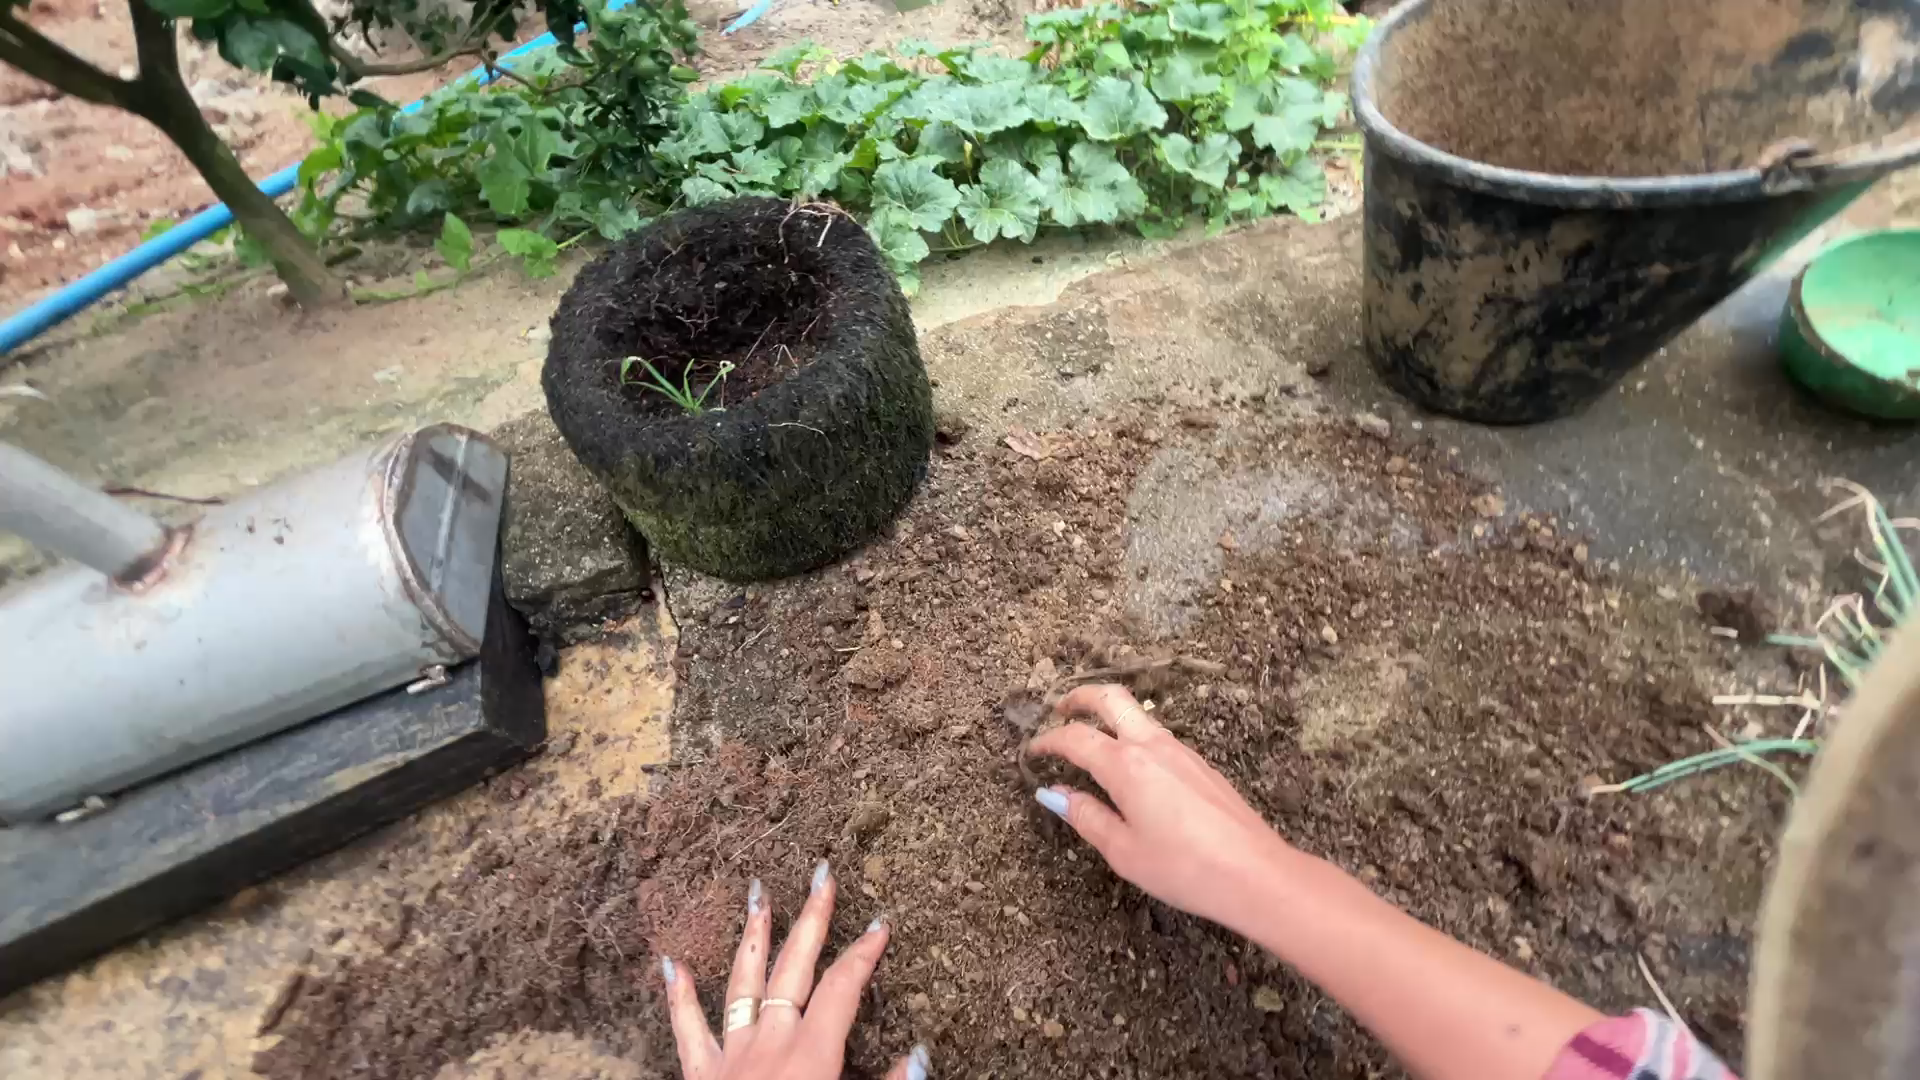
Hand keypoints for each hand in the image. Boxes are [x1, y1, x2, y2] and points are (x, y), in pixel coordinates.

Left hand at [660, 863, 927, 1079]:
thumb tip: (919, 1054)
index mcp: (811, 1055)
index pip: (845, 986)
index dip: (865, 952)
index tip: (881, 923)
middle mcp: (771, 1043)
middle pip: (796, 965)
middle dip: (812, 916)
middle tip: (821, 873)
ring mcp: (732, 1058)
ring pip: (744, 982)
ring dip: (754, 935)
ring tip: (758, 895)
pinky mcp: (702, 1078)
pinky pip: (688, 1033)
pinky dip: (679, 998)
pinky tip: (671, 964)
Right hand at [1029, 684, 1296, 935]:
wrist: (1256, 874)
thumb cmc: (1184, 867)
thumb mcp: (1123, 851)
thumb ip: (1085, 816)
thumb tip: (1054, 794)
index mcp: (1125, 765)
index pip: (1075, 738)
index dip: (1048, 740)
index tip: (1032, 750)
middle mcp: (1151, 745)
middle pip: (1110, 698)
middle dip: (1080, 697)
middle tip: (1059, 710)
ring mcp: (1179, 750)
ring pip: (1136, 714)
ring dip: (1107, 714)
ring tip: (1091, 736)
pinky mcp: (1199, 763)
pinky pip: (1156, 735)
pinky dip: (1131, 734)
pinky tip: (1130, 766)